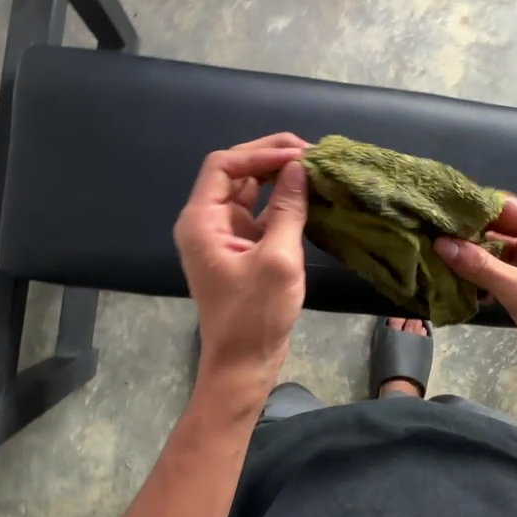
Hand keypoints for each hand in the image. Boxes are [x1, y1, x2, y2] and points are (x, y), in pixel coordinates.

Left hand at [173, 134, 310, 399]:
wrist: (244, 365)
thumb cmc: (255, 316)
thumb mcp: (278, 259)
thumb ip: (289, 209)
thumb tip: (300, 166)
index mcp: (202, 220)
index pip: (223, 165)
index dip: (260, 152)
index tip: (298, 154)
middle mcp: (208, 221)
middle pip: (236, 172)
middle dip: (271, 158)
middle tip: (312, 153)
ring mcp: (226, 235)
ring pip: (251, 191)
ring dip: (280, 177)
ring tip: (315, 168)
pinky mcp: (244, 249)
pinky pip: (263, 213)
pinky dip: (284, 202)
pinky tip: (311, 195)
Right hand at [434, 196, 516, 386]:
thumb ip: (480, 266)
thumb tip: (441, 243)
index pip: (504, 205)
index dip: (471, 208)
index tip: (437, 212)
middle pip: (501, 227)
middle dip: (469, 234)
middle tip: (430, 237)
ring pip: (502, 250)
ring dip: (476, 257)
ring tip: (438, 259)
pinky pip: (508, 270)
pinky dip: (489, 276)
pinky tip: (463, 285)